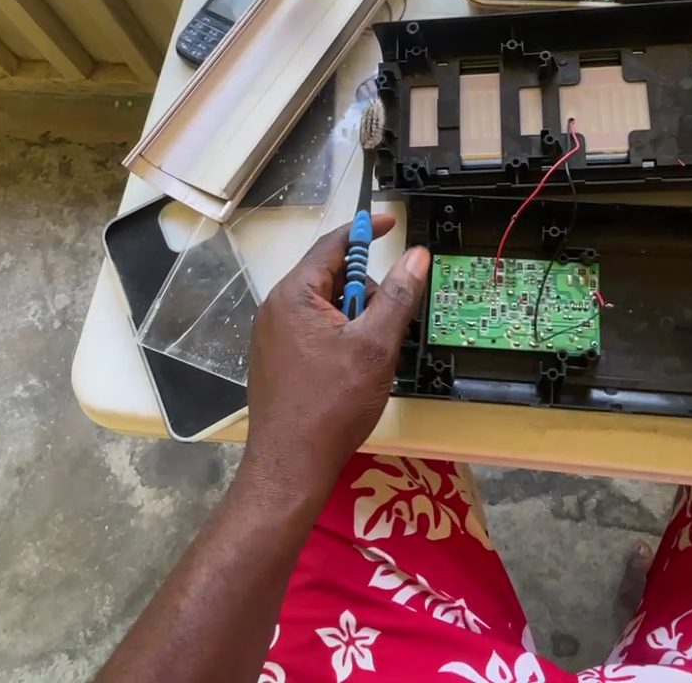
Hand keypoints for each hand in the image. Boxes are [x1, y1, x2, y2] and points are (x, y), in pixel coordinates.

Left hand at [239, 216, 429, 502]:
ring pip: (324, 304)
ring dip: (355, 312)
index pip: (332, 244)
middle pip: (329, 275)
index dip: (364, 230)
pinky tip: (356, 362)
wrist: (290, 468)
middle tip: (392, 309)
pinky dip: (341, 331)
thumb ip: (398, 296)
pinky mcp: (277, 359)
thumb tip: (417, 255)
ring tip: (375, 346)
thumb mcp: (376, 345)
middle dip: (366, 284)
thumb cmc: (333, 403)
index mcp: (295, 294)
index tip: (391, 224)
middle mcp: (277, 307)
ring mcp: (273, 335)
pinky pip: (313, 327)